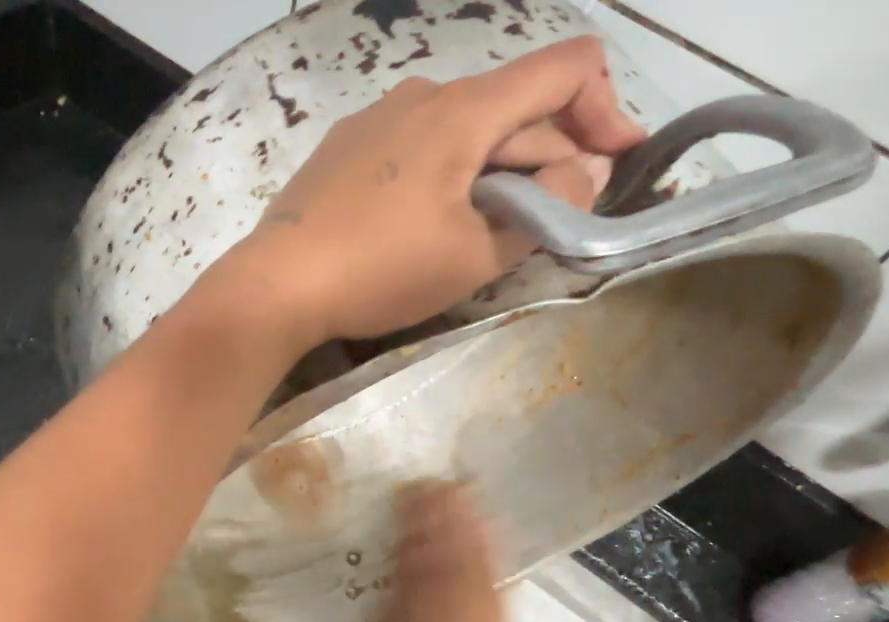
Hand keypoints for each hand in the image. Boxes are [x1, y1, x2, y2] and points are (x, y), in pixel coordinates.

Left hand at [224, 36, 644, 347]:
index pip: (565, 67)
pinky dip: (448, 174)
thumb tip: (580, 176)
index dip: (608, 107)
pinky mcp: (344, 150)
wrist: (274, 286)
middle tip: (551, 224)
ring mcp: (375, 119)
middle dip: (548, 159)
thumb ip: (543, 211)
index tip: (615, 161)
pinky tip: (432, 226)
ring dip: (497, 171)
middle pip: (513, 108)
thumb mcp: (475, 254)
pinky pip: (417, 148)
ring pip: (463, 131)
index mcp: (462, 110)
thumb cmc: (379, 270)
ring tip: (487, 234)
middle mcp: (420, 95)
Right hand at [393, 481, 506, 621]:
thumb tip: (403, 548)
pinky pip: (494, 550)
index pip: (419, 533)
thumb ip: (404, 579)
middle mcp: (457, 569)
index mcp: (428, 575)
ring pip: (473, 533)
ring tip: (462, 484)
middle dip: (441, 501)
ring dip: (466, 508)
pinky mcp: (497, 584)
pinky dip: (490, 531)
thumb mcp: (403, 615)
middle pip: (448, 526)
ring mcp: (481, 575)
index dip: (414, 508)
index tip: (408, 488)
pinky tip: (491, 518)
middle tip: (435, 479)